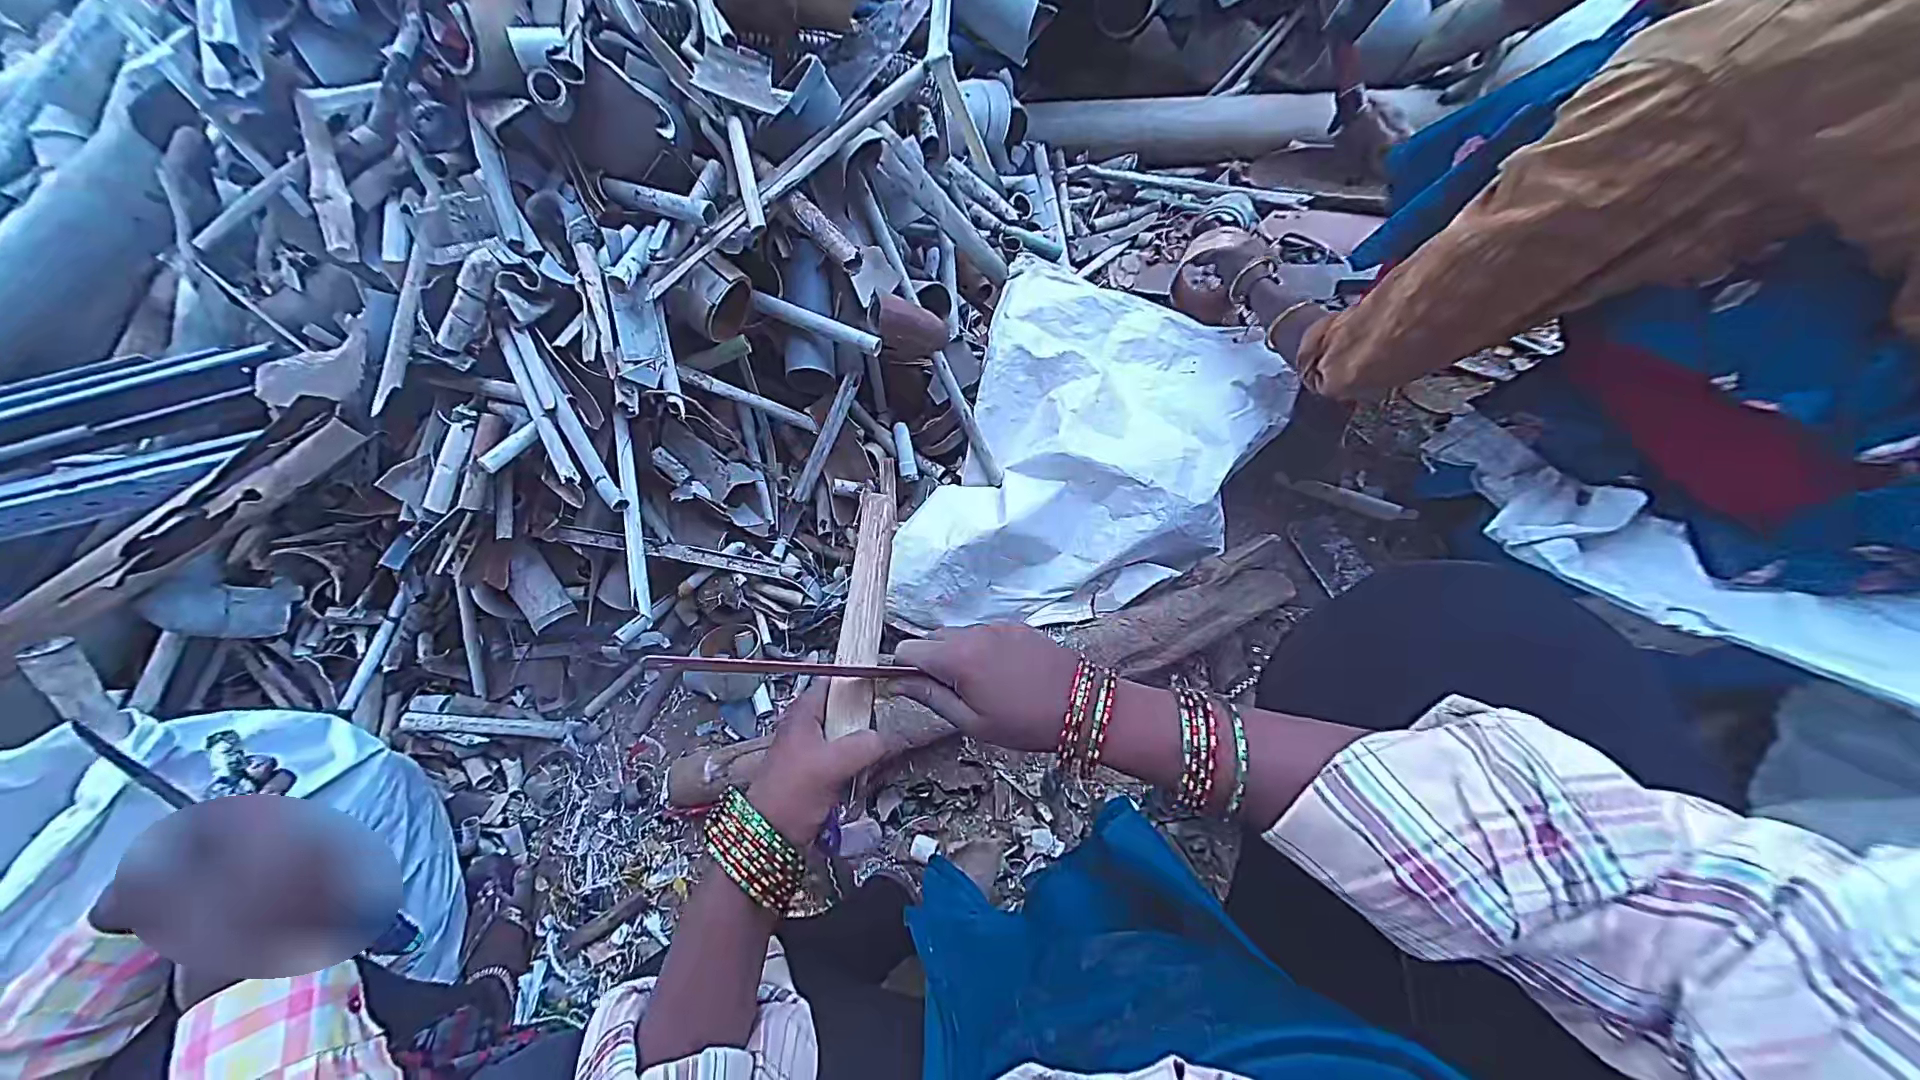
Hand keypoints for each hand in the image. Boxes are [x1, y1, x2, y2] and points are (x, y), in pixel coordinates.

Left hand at [745, 683, 901, 845]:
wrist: (770, 836)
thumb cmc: (790, 795)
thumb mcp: (832, 763)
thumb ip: (865, 745)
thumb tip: (886, 739)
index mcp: (804, 712)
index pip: (835, 680)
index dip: (859, 679)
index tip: (885, 684)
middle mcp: (808, 725)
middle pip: (847, 709)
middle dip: (868, 717)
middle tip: (888, 723)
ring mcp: (814, 749)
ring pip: (850, 734)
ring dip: (866, 743)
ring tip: (881, 751)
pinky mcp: (819, 771)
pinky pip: (847, 757)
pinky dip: (860, 763)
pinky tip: (868, 772)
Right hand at [889, 625, 1080, 752]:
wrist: (1083, 705)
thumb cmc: (1026, 723)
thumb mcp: (973, 722)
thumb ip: (931, 698)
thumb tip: (898, 683)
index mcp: (958, 658)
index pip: (907, 649)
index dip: (905, 669)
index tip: (916, 688)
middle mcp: (973, 633)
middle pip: (931, 639)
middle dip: (932, 662)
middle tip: (954, 693)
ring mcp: (996, 626)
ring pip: (958, 635)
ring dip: (957, 655)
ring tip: (983, 686)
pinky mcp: (1015, 625)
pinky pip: (983, 633)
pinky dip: (981, 649)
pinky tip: (1003, 673)